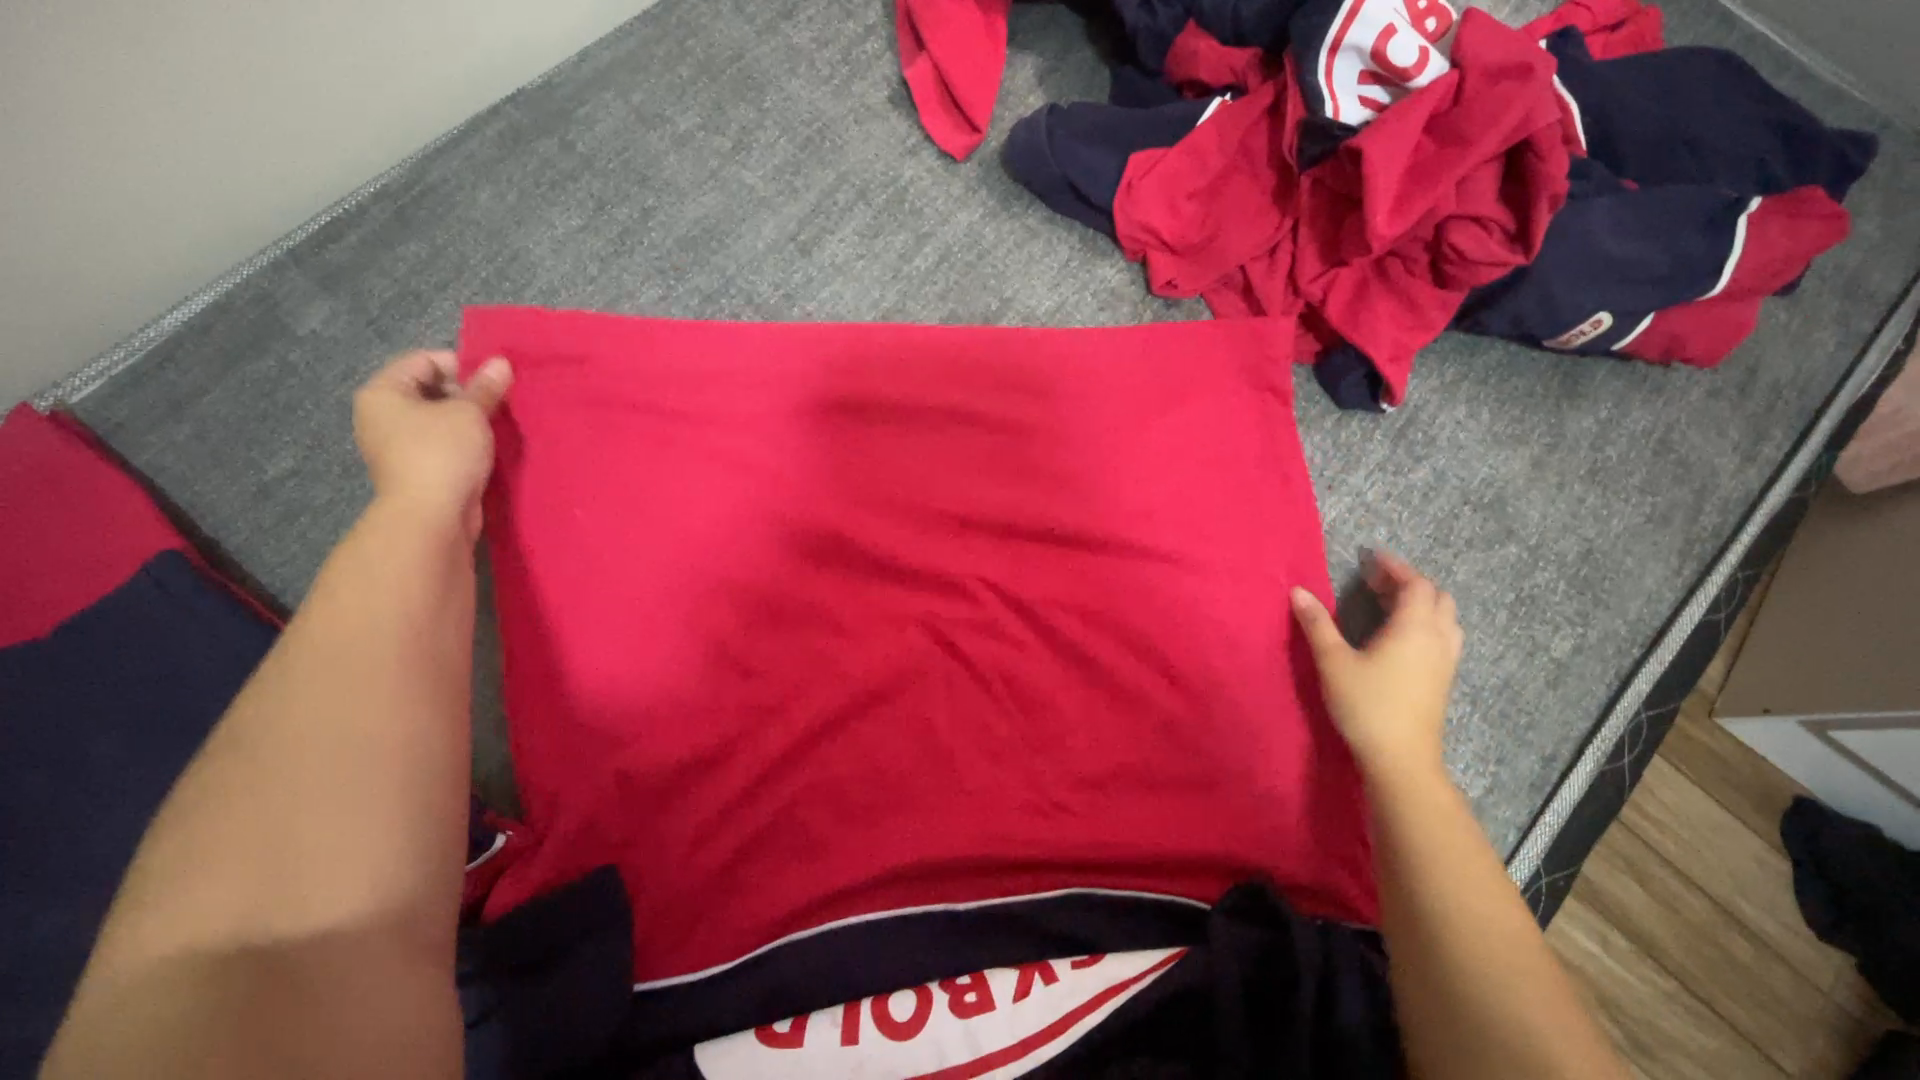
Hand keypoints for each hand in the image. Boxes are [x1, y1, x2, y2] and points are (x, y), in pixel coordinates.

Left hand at [352, 350, 511, 539]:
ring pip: (438, 419)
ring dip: (468, 420)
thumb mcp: (469, 413)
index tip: (493, 380)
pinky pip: (441, 444)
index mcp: (382, 392)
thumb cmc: (443, 453)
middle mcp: (381, 415)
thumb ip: (485, 387)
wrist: (431, 517)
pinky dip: (463, 443)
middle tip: (499, 403)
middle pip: (429, 389)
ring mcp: (395, 445)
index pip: (423, 360)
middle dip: (467, 394)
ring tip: (497, 425)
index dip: (461, 365)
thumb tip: (501, 362)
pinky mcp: (414, 469)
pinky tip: (487, 448)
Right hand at [1290, 552, 1461, 783]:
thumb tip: (1298, 591)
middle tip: (1376, 582)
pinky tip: (1399, 638)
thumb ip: (1317, 624)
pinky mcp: (1443, 680)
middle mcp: (1438, 638)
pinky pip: (1443, 637)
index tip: (1372, 558)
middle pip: (1436, 597)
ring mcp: (1445, 661)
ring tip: (1388, 606)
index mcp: (1414, 628)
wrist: (1401, 758)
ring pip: (1444, 618)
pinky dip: (1426, 624)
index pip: (1415, 584)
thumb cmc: (1366, 705)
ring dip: (1421, 604)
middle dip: (1409, 583)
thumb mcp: (1333, 662)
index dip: (1396, 567)